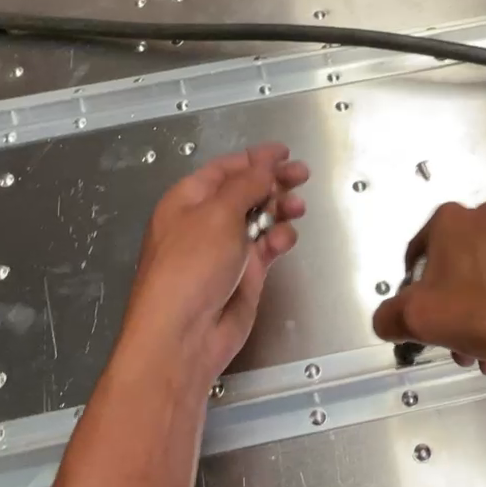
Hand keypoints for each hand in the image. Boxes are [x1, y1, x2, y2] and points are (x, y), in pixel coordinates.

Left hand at [121, 143, 308, 384]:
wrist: (184, 335)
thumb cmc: (189, 268)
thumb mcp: (218, 214)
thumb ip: (247, 185)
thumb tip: (264, 164)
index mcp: (187, 200)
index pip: (225, 169)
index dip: (254, 158)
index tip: (283, 151)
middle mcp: (205, 222)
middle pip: (245, 191)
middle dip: (273, 181)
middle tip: (301, 174)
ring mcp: (224, 249)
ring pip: (259, 219)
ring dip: (279, 209)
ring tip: (297, 206)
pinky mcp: (243, 275)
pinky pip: (266, 248)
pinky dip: (278, 240)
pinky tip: (285, 239)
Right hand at [371, 202, 485, 373]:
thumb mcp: (422, 320)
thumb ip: (390, 318)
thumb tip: (386, 319)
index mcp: (450, 222)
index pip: (415, 258)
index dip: (413, 297)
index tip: (423, 324)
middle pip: (455, 272)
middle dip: (453, 314)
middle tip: (459, 347)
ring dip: (483, 316)